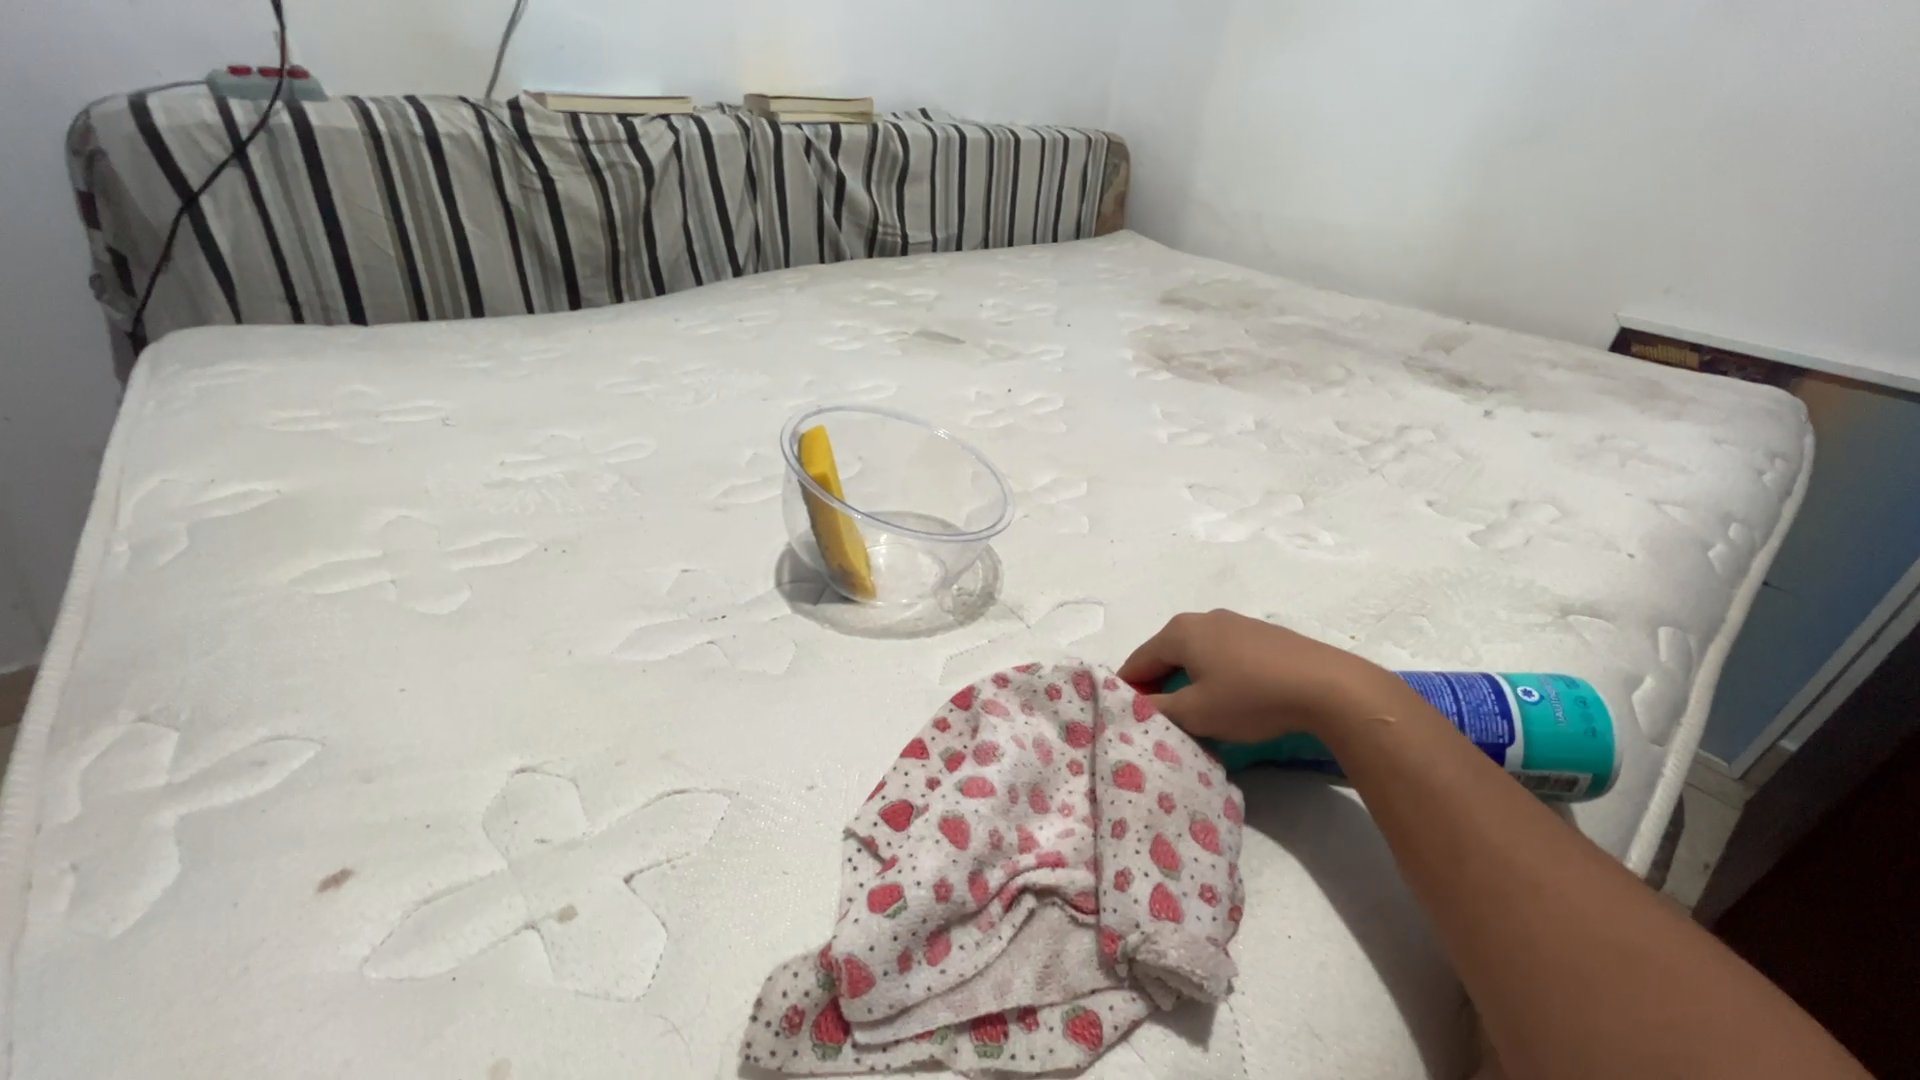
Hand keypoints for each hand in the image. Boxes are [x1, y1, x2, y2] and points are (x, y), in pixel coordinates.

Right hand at [1118, 610, 1420, 742]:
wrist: (1327, 687)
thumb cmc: (1250, 698)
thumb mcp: (1195, 713)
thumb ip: (1157, 709)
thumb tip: (1135, 705)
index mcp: (1179, 632)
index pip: (1137, 661)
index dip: (1128, 691)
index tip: (1129, 718)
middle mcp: (1203, 618)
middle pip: (1165, 655)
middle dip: (1158, 686)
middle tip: (1162, 720)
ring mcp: (1235, 622)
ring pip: (1195, 655)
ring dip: (1187, 681)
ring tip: (1196, 713)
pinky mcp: (1262, 635)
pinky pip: (1223, 654)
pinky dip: (1215, 675)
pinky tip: (1230, 699)